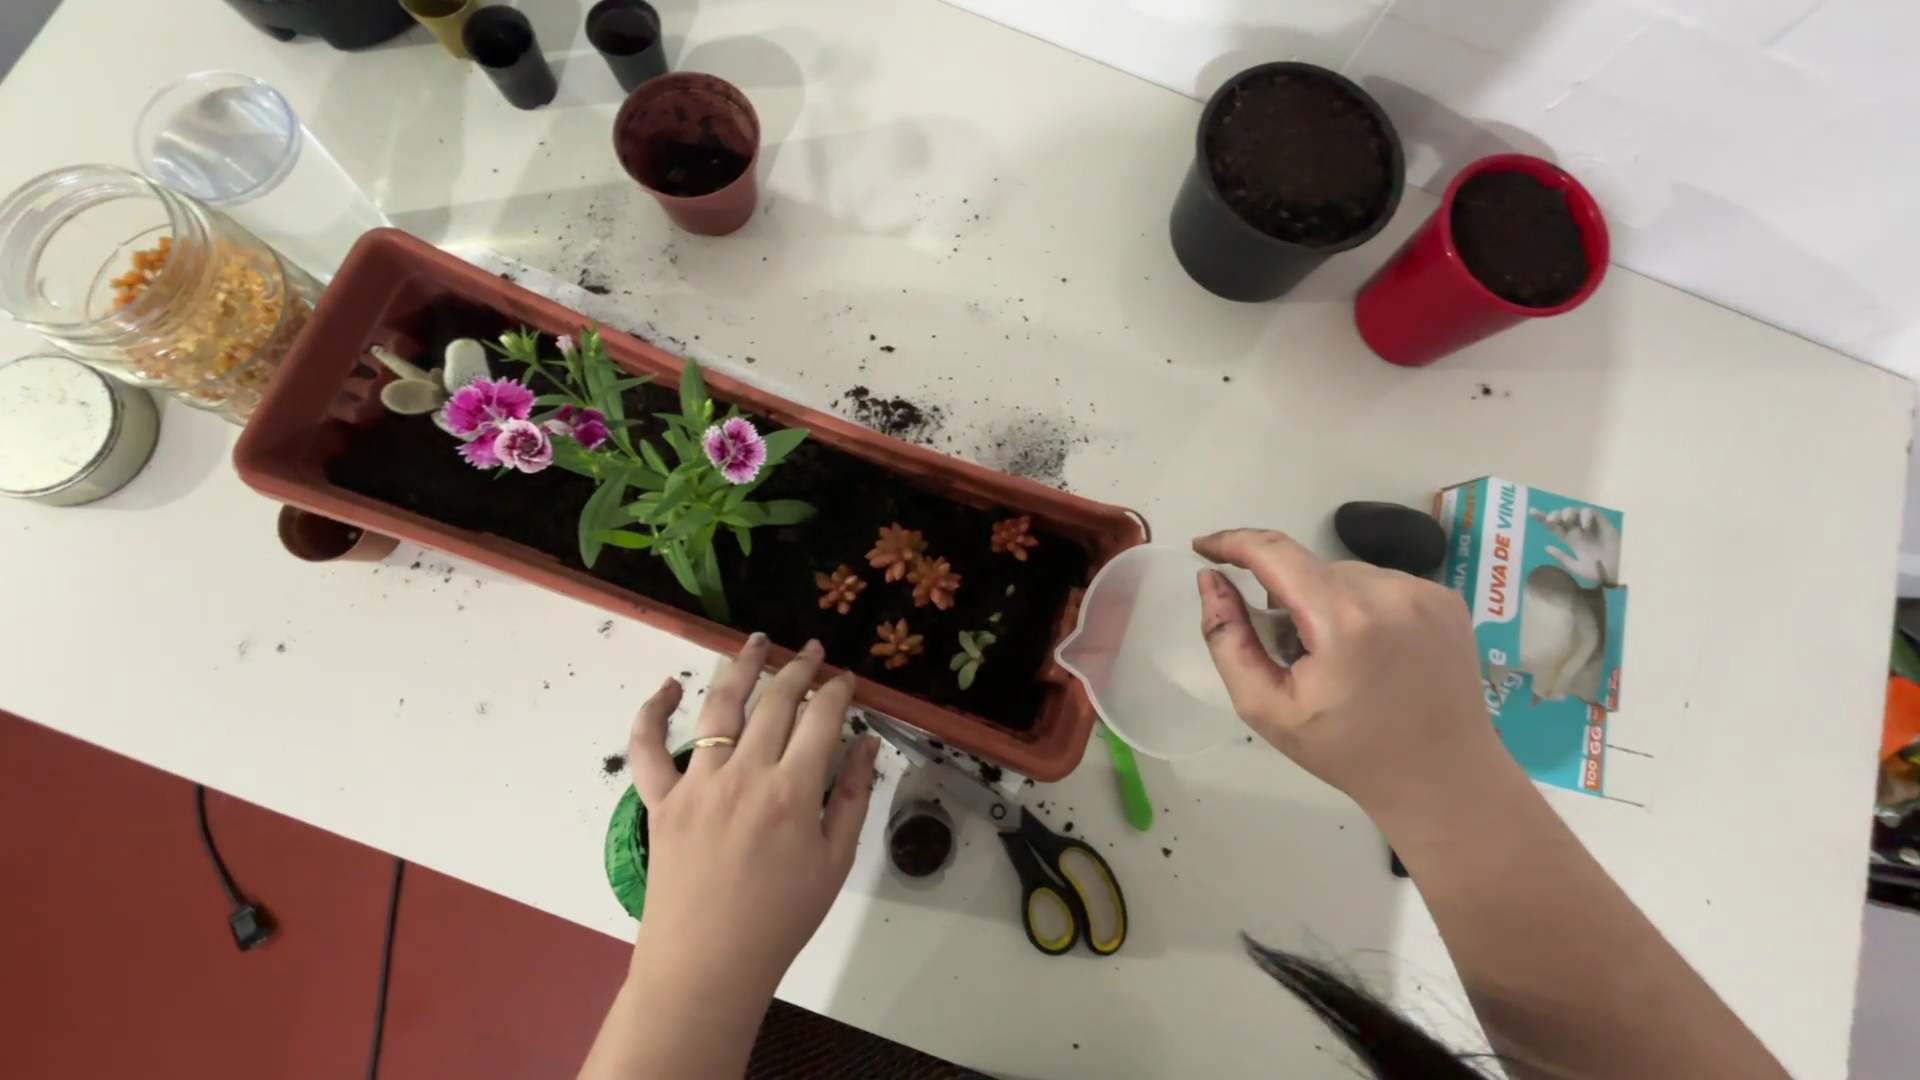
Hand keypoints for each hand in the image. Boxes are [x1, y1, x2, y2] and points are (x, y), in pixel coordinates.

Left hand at [627, 633, 880, 994]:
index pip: (821, 716)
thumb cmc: (781, 919)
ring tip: (758, 640)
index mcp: (793, 791)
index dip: (837, 689)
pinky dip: (651, 713)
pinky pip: (646, 749)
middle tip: (811, 649)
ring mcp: (697, 784)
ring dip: (741, 666)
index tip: (845, 679)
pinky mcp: (660, 800)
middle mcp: (744, 774)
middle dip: (799, 667)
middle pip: (776, 700)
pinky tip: (668, 686)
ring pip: (720, 706)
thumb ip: (854, 795)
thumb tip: (868, 741)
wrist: (707, 967)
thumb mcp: (835, 862)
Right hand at [1192, 529, 1509, 813]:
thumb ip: (1227, 638)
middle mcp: (1389, 590)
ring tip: (1333, 658)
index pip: (1273, 552)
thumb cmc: (1346, 750)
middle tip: (1285, 651)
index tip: (1203, 547)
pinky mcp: (1445, 598)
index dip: (1231, 542)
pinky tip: (1368, 651)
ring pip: (1340, 574)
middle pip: (1306, 568)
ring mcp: (1424, 591)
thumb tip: (1211, 580)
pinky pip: (1377, 583)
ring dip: (1320, 601)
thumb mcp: (1265, 706)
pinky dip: (1357, 605)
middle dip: (1282, 598)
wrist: (1444, 779)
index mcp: (1344, 619)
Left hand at [1530, 507, 1619, 586]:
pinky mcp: (1603, 524)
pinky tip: (1583, 525)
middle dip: (1554, 514)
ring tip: (1565, 520)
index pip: (1553, 526)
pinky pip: (1592, 513)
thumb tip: (1547, 547)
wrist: (1618, 574)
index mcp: (1569, 540)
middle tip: (1551, 521)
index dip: (1542, 518)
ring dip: (1567, 512)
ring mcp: (1590, 527)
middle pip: (1562, 516)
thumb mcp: (1575, 567)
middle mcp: (1577, 531)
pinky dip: (1585, 515)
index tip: (1531, 512)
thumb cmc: (1598, 572)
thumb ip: (1562, 557)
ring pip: (1575, 511)